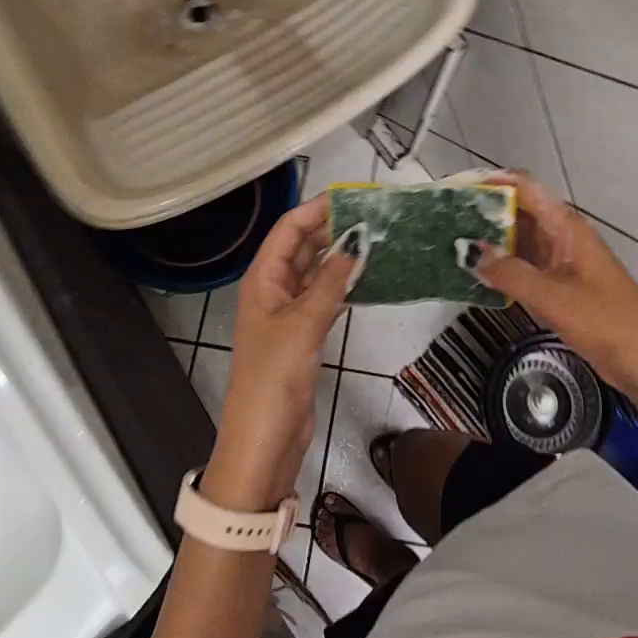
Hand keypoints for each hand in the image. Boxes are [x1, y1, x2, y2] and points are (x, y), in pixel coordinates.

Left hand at [203, 195, 356, 511]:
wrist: (264, 440)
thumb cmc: (274, 378)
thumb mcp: (302, 325)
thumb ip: (329, 283)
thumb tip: (355, 245)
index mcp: (262, 279)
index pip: (288, 230)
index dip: (315, 210)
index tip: (353, 197)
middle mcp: (272, 290)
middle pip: (301, 247)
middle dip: (332, 230)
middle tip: (373, 218)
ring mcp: (287, 313)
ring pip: (314, 272)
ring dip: (339, 257)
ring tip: (376, 241)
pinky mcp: (303, 335)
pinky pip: (323, 298)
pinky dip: (342, 286)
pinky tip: (367, 279)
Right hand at [472, 172, 637, 395]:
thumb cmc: (607, 322)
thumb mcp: (553, 297)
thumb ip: (509, 273)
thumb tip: (470, 252)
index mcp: (566, 226)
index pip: (524, 187)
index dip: (491, 182)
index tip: (455, 189)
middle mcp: (563, 237)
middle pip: (518, 211)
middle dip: (483, 213)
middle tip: (442, 221)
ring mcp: (563, 263)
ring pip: (520, 241)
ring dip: (490, 242)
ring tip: (450, 246)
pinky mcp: (562, 288)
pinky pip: (525, 268)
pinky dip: (503, 269)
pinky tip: (476, 278)